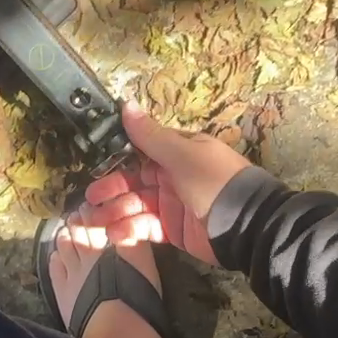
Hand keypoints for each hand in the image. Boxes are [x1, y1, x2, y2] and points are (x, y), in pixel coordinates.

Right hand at [78, 103, 252, 265]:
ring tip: (99, 222)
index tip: (97, 170)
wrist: (246, 227)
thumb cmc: (214, 183)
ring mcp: (171, 204)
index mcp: (177, 153)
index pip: (139, 153)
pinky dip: (130, 230)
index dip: (116, 162)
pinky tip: (117, 234)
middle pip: (133, 181)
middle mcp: (172, 176)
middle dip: (111, 191)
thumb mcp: (182, 154)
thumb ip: (150, 135)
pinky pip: (145, 227)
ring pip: (135, 205)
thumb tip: (125, 104)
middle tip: (91, 201)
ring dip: (116, 213)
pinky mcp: (172, 229)